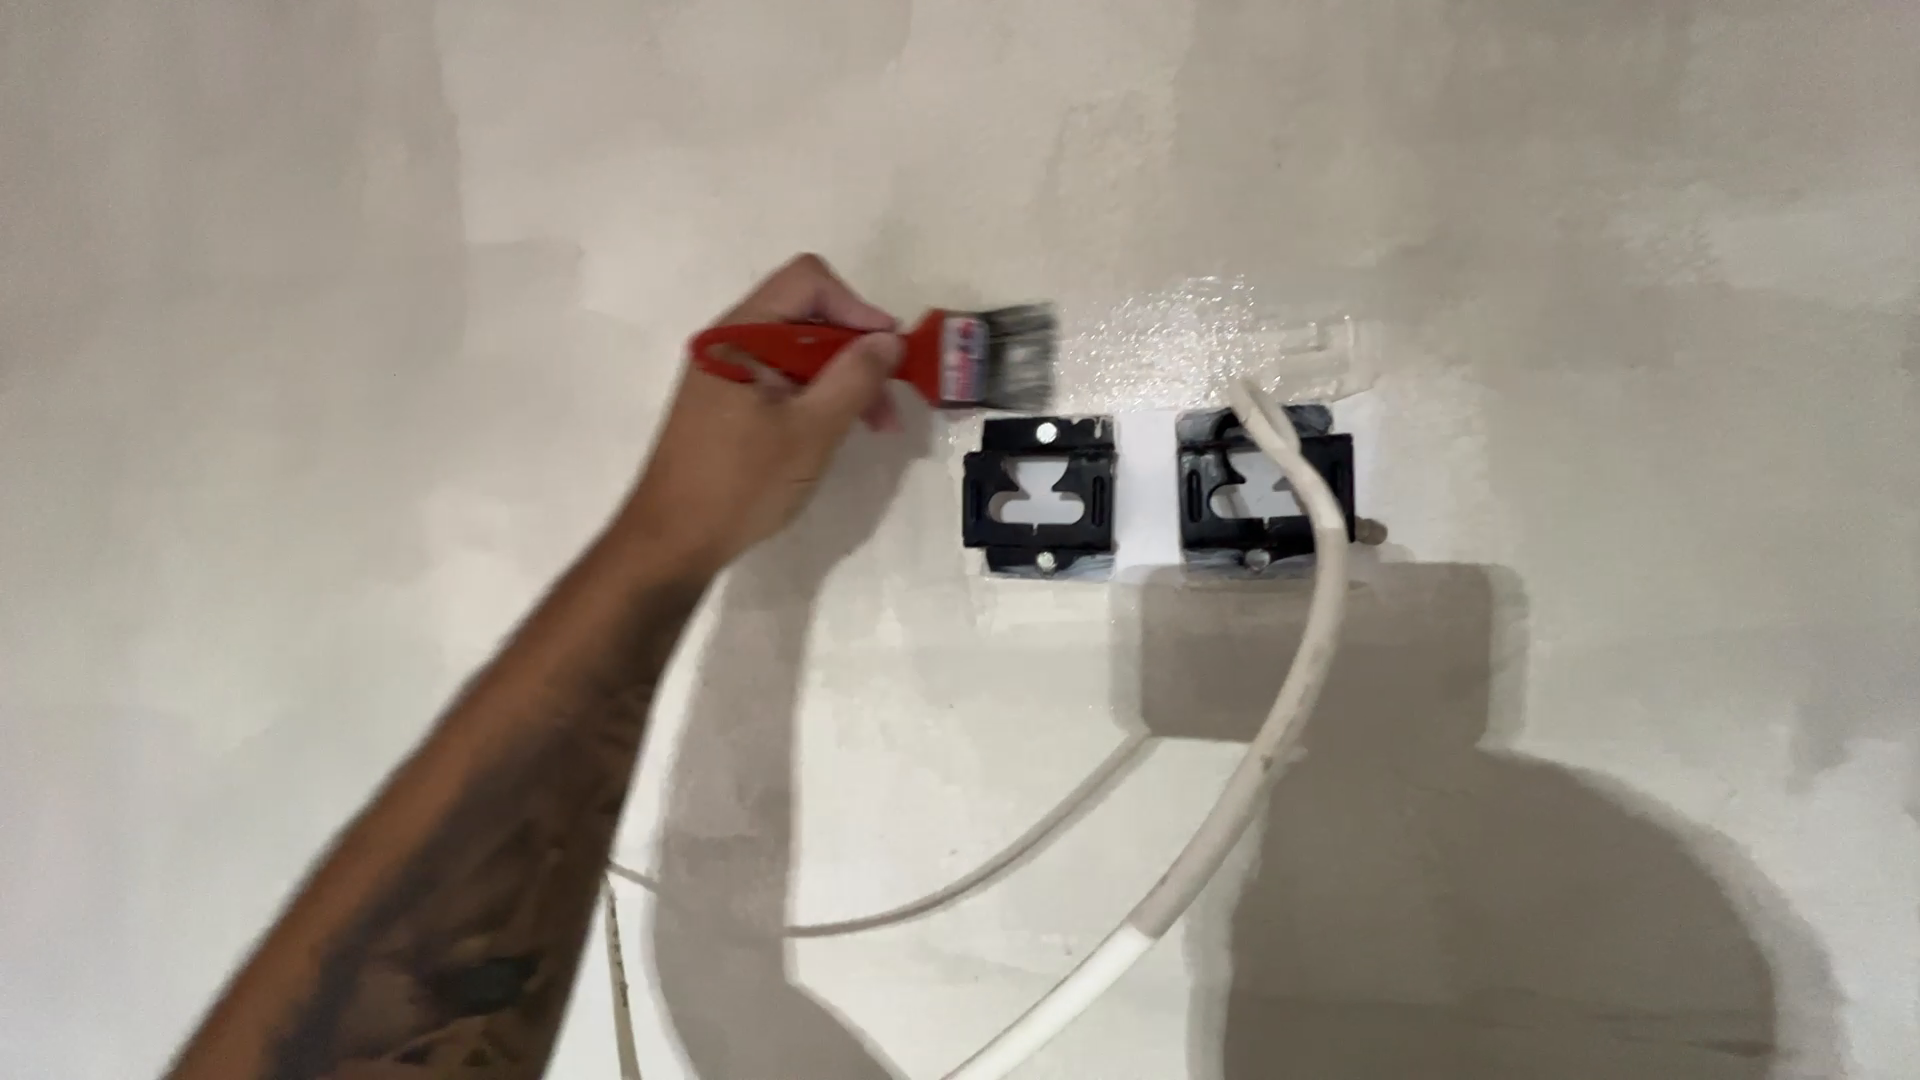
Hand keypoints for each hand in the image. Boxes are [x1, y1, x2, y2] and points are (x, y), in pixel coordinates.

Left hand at [618, 254, 906, 574]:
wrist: (674, 541)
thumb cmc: (741, 484)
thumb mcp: (811, 431)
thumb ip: (854, 378)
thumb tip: (889, 339)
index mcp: (741, 334)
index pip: (808, 282)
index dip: (857, 308)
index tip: (890, 353)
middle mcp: (731, 341)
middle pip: (808, 315)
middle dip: (857, 351)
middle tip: (891, 402)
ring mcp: (728, 372)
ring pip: (800, 352)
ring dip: (844, 379)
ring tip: (876, 425)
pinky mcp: (730, 402)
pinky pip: (784, 380)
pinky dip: (819, 396)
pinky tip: (838, 429)